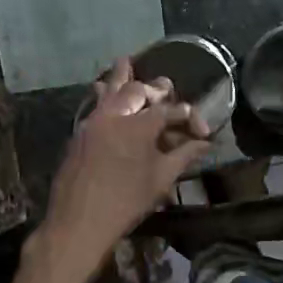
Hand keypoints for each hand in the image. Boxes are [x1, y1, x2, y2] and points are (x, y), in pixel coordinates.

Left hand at [29, 60, 211, 282]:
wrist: (80, 221)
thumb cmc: (126, 202)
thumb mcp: (161, 180)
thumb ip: (183, 155)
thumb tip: (204, 143)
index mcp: (140, 125)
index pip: (170, 110)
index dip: (189, 117)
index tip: (201, 130)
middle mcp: (115, 115)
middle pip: (136, 90)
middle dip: (154, 88)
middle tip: (164, 87)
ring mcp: (92, 122)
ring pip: (108, 91)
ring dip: (120, 78)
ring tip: (125, 62)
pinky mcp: (78, 135)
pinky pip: (93, 106)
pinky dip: (102, 96)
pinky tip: (102, 94)